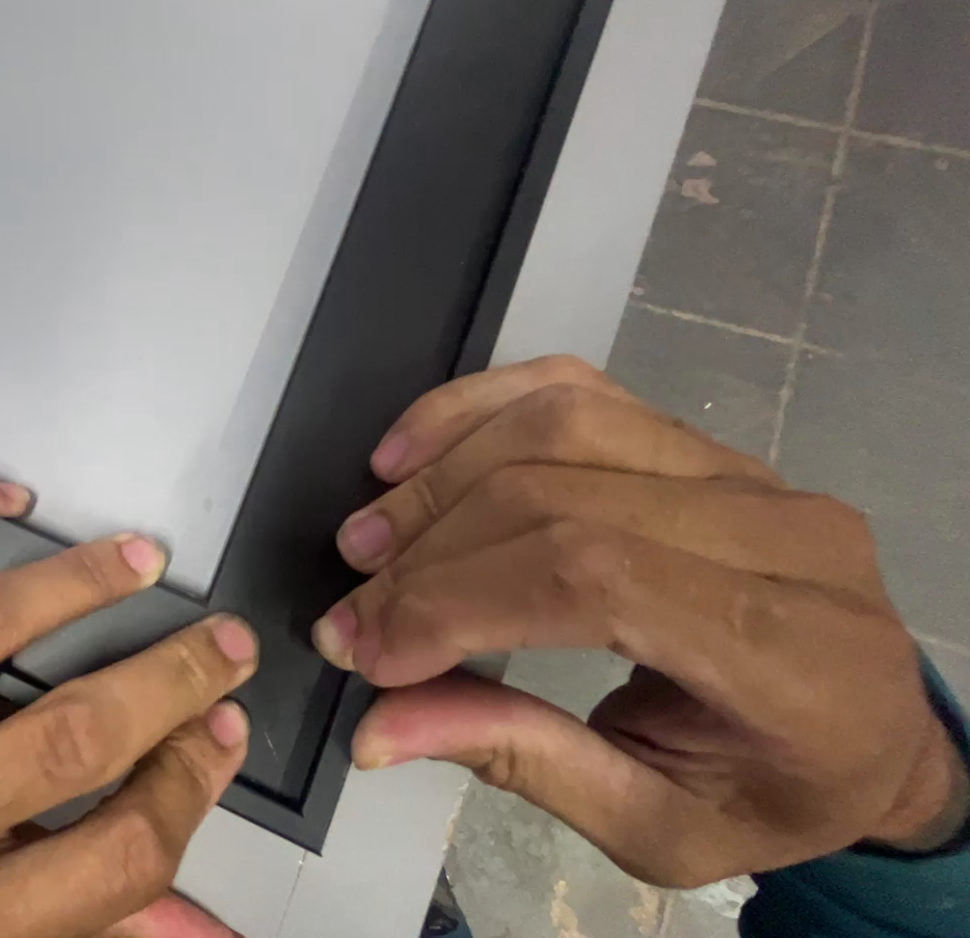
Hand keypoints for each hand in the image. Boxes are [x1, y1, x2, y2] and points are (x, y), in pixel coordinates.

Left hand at [0, 472, 257, 937]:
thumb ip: (89, 929)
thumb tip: (216, 935)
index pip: (113, 856)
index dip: (191, 789)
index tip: (222, 734)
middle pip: (69, 738)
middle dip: (169, 682)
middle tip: (224, 644)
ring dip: (77, 584)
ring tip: (140, 557)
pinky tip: (2, 495)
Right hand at [313, 356, 969, 887]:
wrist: (856, 726)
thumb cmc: (763, 787)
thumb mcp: (654, 821)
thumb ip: (516, 760)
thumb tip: (373, 728)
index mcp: (795, 653)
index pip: (591, 581)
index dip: (453, 603)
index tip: (365, 651)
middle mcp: (781, 536)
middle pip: (552, 497)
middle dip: (421, 556)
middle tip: (350, 610)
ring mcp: (735, 467)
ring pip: (551, 423)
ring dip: (433, 479)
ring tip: (364, 537)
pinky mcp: (684, 435)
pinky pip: (560, 386)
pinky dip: (462, 411)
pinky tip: (401, 457)